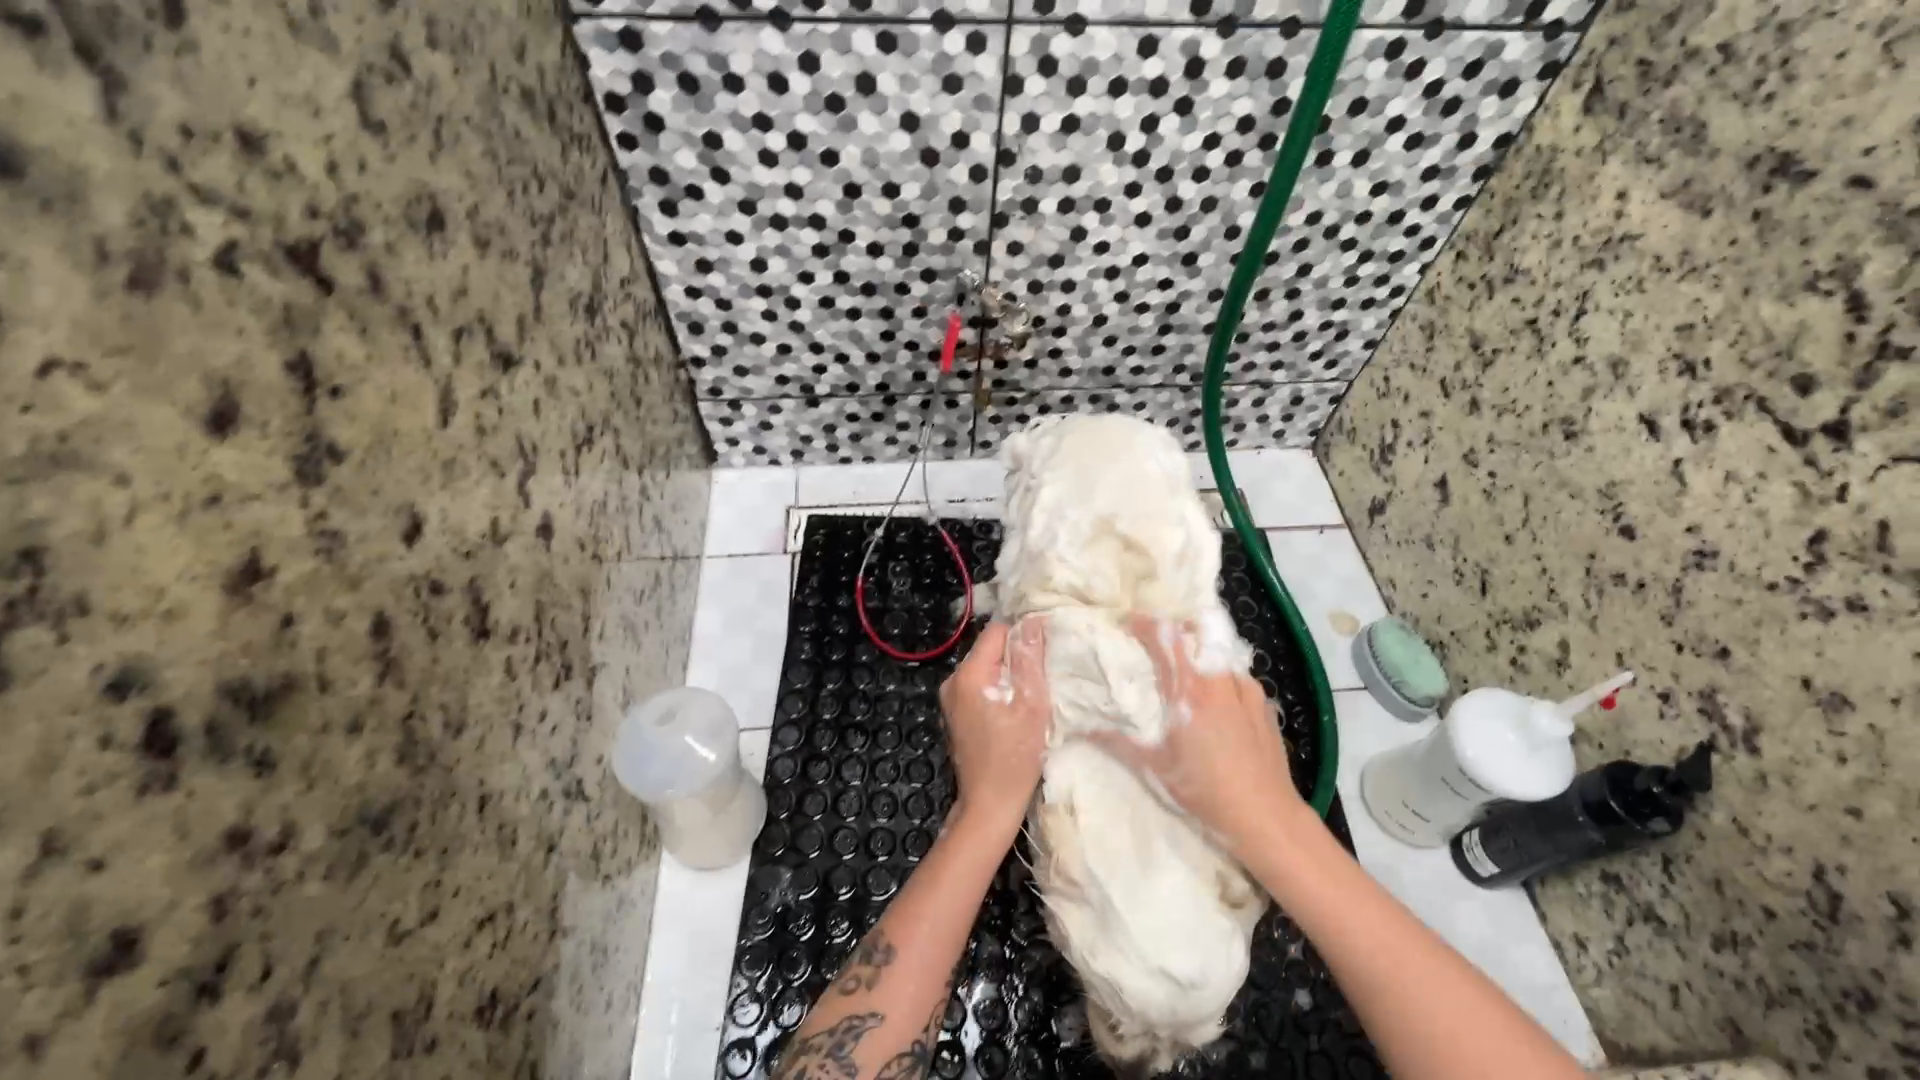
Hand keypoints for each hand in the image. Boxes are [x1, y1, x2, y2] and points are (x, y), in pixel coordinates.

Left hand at [939, 618, 1050, 828]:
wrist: (989, 805)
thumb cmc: (1014, 758)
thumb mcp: (1031, 706)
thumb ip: (1030, 661)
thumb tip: (1033, 622)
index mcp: (968, 675)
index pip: (996, 632)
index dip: (1023, 638)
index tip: (1045, 656)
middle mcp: (953, 682)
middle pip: (990, 651)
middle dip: (1016, 660)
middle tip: (1042, 680)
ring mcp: (951, 700)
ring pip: (986, 670)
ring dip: (1009, 678)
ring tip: (1030, 699)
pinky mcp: (956, 716)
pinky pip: (980, 689)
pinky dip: (998, 693)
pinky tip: (1014, 714)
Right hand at [1091, 616, 1310, 853]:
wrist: (1265, 814)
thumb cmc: (1204, 790)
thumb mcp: (1156, 767)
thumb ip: (1118, 742)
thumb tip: (1082, 727)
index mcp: (1189, 690)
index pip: (1166, 639)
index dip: (1145, 624)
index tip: (1128, 624)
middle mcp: (1219, 681)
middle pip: (1198, 635)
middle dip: (1176, 630)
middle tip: (1158, 641)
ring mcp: (1247, 691)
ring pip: (1222, 654)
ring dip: (1202, 651)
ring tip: (1188, 666)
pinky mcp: (1265, 706)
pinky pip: (1241, 676)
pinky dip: (1225, 674)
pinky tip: (1220, 695)